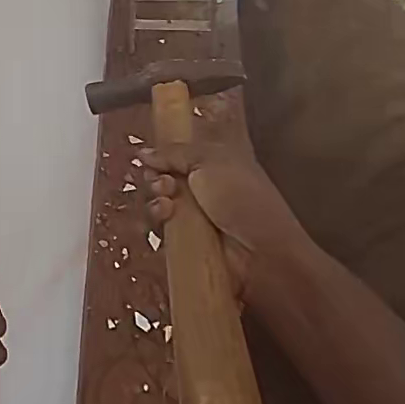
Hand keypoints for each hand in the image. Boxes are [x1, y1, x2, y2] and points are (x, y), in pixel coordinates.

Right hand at [139, 89, 308, 298]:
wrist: (261, 251)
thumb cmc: (241, 196)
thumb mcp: (209, 159)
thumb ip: (175, 152)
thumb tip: (144, 152)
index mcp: (213, 163)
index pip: (177, 154)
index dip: (161, 156)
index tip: (152, 159)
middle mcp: (201, 188)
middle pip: (162, 178)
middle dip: (156, 178)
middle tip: (165, 185)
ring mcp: (193, 216)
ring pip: (157, 203)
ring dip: (155, 200)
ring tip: (167, 205)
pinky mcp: (185, 242)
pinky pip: (158, 229)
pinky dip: (156, 221)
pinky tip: (166, 218)